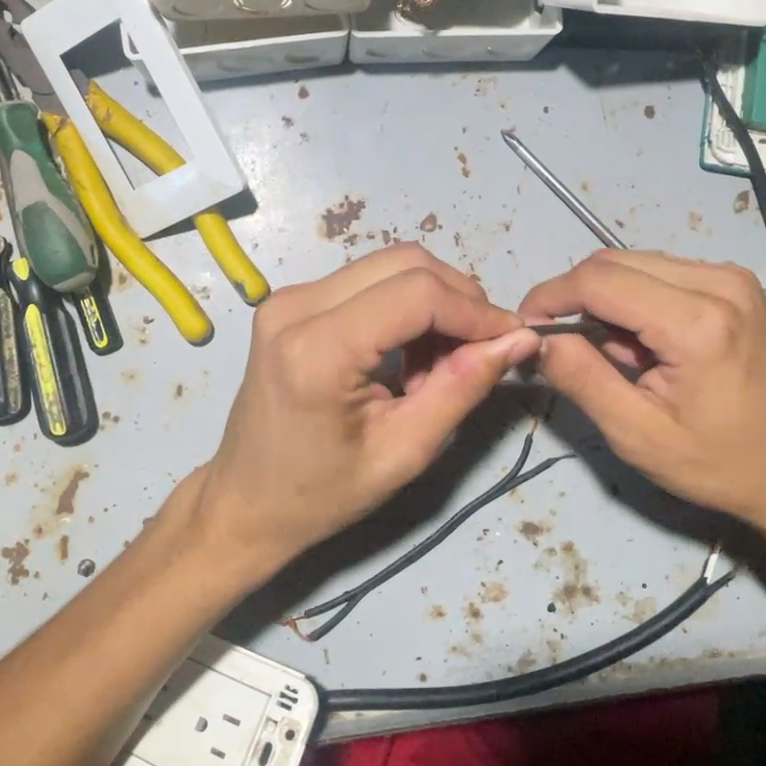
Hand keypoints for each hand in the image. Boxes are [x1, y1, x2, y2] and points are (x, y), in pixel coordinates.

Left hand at [186, 244, 538, 575]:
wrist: (246, 502)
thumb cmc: (322, 493)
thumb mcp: (404, 452)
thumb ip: (462, 387)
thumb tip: (520, 339)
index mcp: (318, 350)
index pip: (417, 294)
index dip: (475, 311)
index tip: (513, 339)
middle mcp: (296, 306)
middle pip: (406, 264)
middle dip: (458, 301)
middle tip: (480, 354)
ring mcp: (289, 297)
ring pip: (390, 265)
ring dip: (433, 303)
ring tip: (439, 365)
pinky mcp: (292, 300)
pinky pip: (368, 280)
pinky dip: (405, 306)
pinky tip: (409, 355)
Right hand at [519, 250, 765, 553]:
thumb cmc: (720, 465)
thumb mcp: (638, 435)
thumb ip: (581, 378)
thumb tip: (535, 337)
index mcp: (697, 321)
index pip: (598, 280)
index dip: (550, 296)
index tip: (525, 326)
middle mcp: (718, 282)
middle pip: (614, 263)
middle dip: (575, 298)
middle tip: (565, 348)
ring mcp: (732, 278)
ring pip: (636, 263)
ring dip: (607, 300)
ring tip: (613, 356)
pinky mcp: (736, 285)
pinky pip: (663, 272)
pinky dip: (635, 300)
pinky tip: (643, 344)